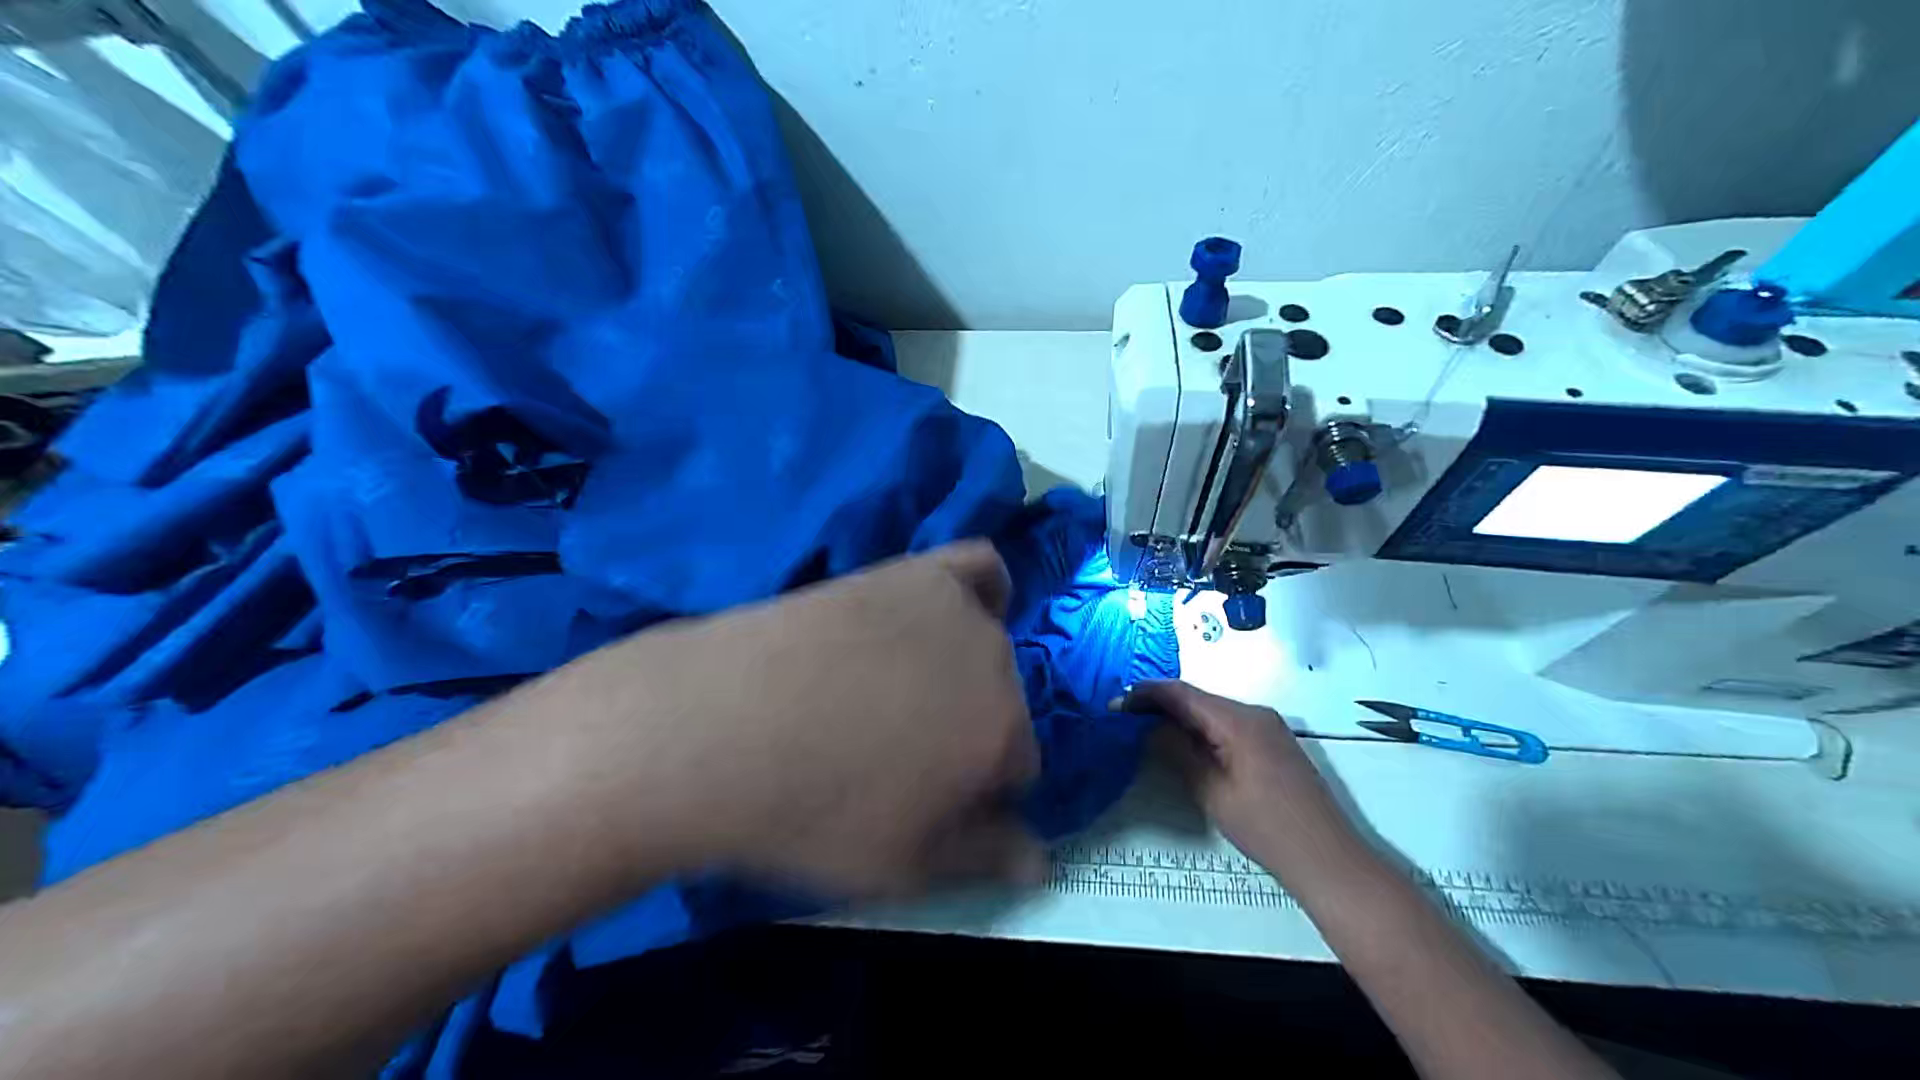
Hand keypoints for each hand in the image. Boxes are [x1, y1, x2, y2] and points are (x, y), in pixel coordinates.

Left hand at [556, 540, 1044, 898]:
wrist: (716, 727)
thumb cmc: (811, 812)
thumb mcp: (903, 866)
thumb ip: (985, 858)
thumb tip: (1041, 861)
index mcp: (1003, 737)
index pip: (1020, 766)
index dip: (979, 789)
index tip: (934, 799)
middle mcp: (998, 663)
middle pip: (1004, 702)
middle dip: (970, 731)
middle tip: (903, 749)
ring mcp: (956, 608)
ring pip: (990, 641)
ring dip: (965, 668)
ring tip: (900, 688)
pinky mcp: (912, 570)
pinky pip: (977, 566)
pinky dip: (983, 586)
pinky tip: (949, 608)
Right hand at [1121, 680, 1354, 872]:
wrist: (1327, 858)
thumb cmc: (1265, 827)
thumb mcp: (1211, 791)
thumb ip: (1177, 751)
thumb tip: (1149, 726)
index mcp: (1238, 720)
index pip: (1181, 693)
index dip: (1145, 694)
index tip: (1114, 704)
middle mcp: (1254, 713)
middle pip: (1196, 697)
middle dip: (1159, 703)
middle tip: (1123, 716)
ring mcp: (1267, 726)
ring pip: (1211, 709)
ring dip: (1179, 715)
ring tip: (1144, 727)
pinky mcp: (1272, 742)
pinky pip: (1227, 723)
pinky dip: (1200, 727)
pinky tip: (1183, 741)